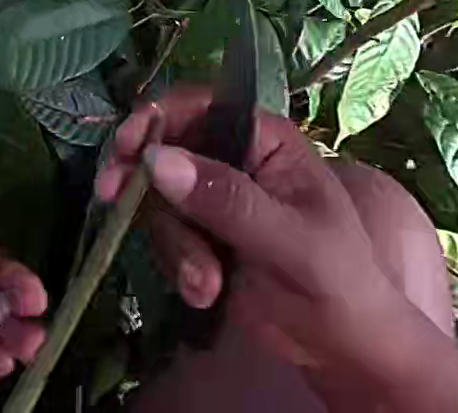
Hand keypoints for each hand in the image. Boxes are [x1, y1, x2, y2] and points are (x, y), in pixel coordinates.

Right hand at [95, 89, 457, 411]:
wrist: (344, 352)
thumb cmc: (336, 282)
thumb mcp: (289, 240)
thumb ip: (225, 198)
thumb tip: (155, 159)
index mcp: (261, 136)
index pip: (198, 104)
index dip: (155, 117)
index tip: (124, 146)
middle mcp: (230, 154)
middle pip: (165, 147)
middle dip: (144, 183)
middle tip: (113, 200)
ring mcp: (211, 193)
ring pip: (158, 194)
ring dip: (172, 241)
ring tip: (205, 285)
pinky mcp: (198, 231)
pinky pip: (163, 230)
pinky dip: (175, 262)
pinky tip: (205, 294)